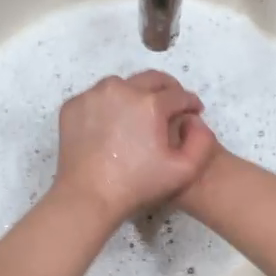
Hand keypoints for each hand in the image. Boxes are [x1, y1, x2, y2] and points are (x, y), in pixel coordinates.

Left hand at [51, 70, 217, 224]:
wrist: (88, 196)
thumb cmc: (137, 185)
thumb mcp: (183, 171)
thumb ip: (203, 142)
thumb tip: (196, 119)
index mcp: (149, 103)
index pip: (179, 94)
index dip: (190, 103)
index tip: (193, 112)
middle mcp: (121, 89)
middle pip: (151, 79)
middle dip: (167, 90)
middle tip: (172, 105)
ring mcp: (93, 95)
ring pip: (122, 84)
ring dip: (136, 94)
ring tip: (139, 114)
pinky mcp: (73, 105)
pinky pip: (97, 97)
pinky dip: (108, 105)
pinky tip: (112, 124)